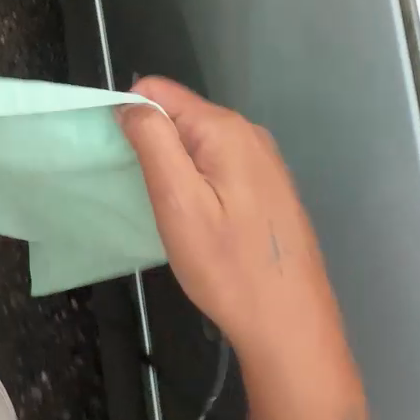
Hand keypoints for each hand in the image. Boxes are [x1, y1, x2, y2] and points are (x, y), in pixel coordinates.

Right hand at [115, 77, 346, 365]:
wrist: (292, 330)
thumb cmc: (228, 266)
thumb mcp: (177, 201)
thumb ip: (152, 140)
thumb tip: (129, 102)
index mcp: (224, 129)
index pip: (156, 89)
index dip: (130, 117)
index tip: (128, 162)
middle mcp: (248, 133)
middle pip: (177, 112)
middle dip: (153, 143)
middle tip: (153, 194)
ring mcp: (263, 159)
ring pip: (195, 138)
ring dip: (174, 164)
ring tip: (176, 211)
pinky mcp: (267, 184)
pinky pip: (216, 160)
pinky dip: (197, 179)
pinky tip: (203, 220)